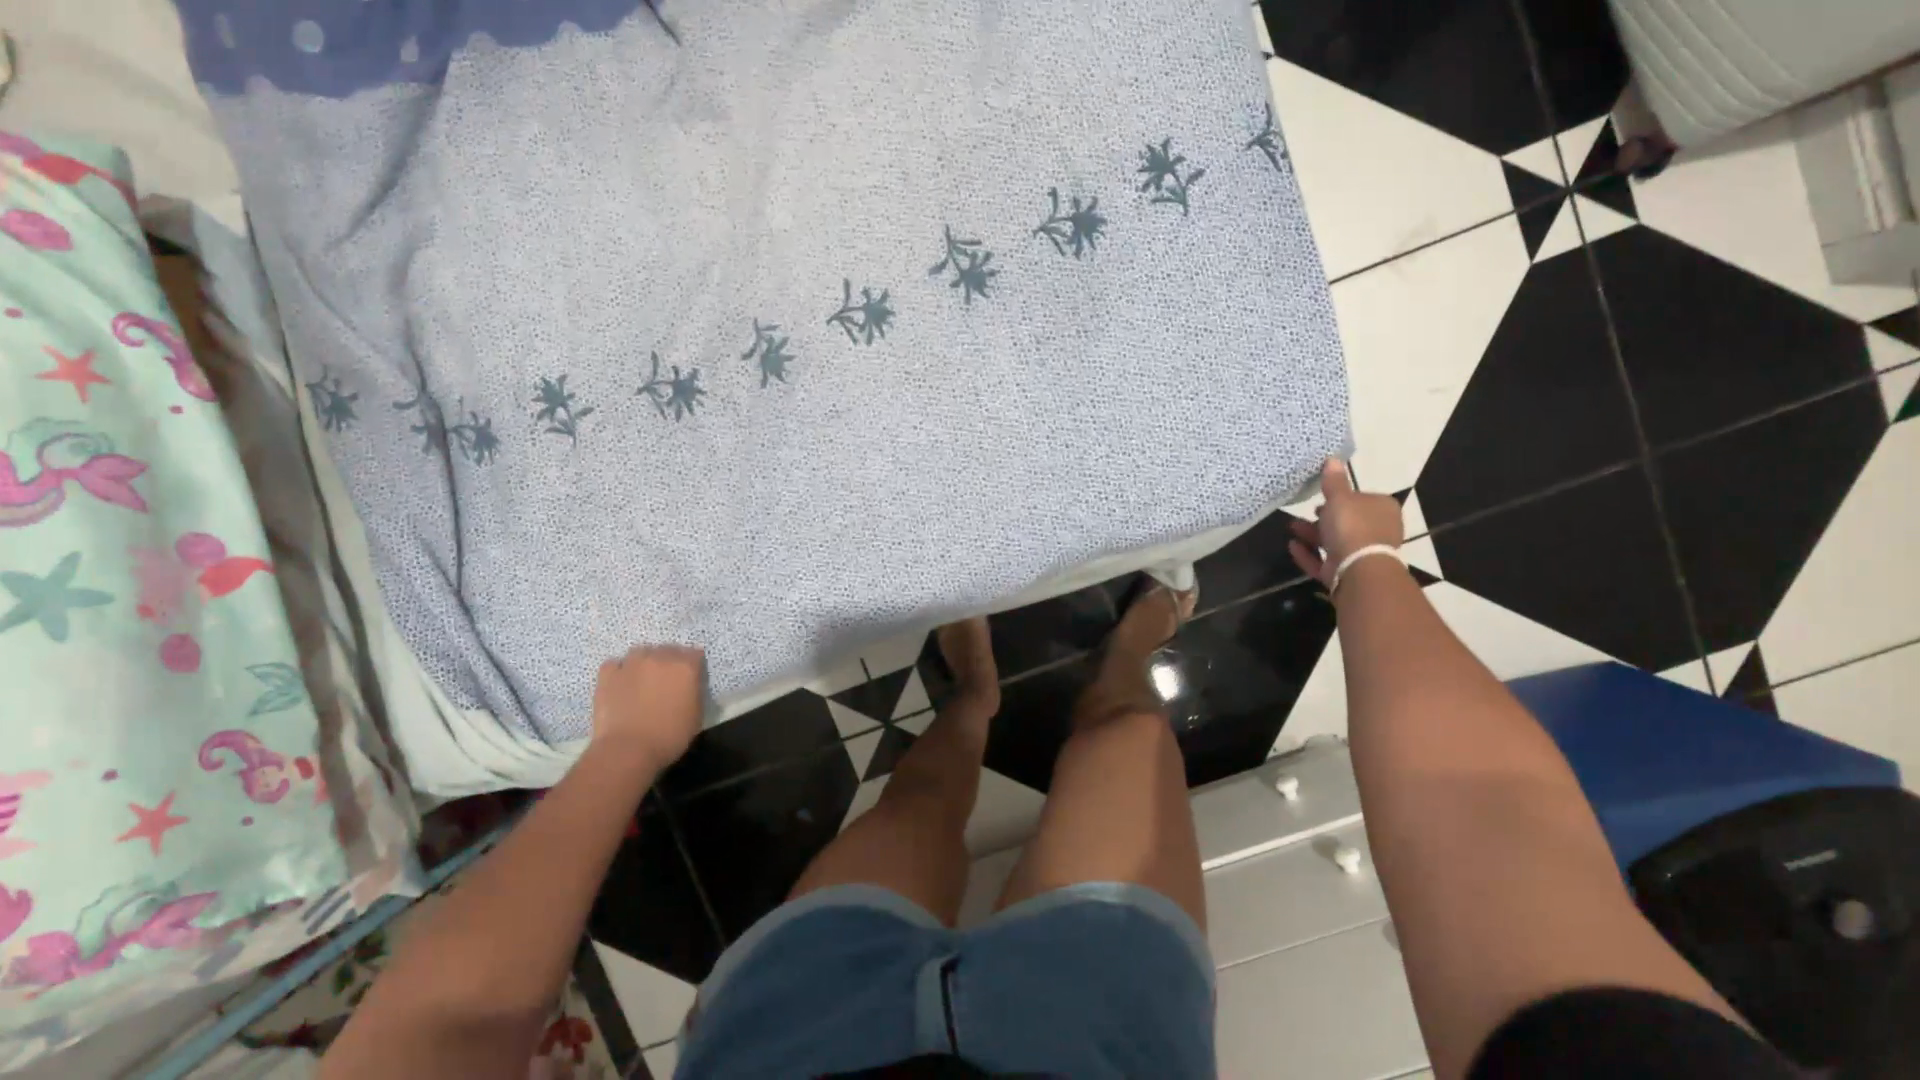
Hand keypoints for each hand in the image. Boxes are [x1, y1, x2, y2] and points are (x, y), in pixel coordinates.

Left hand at [591, 644, 705, 772]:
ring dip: (645, 662)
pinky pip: (615, 664)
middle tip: (667, 682)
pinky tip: (621, 684)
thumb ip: (694, 692)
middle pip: (668, 649)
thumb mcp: (697, 715)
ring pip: (641, 652)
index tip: (690, 680)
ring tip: (642, 680)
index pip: (695, 654)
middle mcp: (659, 657)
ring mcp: (631, 663)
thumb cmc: (670, 736)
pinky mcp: (608, 674)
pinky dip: (619, 671)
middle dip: (670, 662)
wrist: (628, 749)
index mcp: (686, 667)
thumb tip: (689, 685)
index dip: (693, 667)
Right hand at [1287, 459, 1404, 587]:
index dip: (1341, 498)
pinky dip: (1309, 554)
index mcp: (1382, 509)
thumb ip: (1334, 481)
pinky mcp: (1347, 572)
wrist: (1358, 568)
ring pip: (1334, 542)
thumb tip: (1332, 459)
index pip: (1362, 499)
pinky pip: (1325, 561)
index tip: (1322, 497)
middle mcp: (1377, 531)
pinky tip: (1292, 545)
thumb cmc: (1353, 526)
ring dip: (1312, 534)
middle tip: (1306, 512)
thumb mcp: (1340, 498)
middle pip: (1347, 522)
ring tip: (1291, 527)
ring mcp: (1363, 554)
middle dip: (1324, 517)